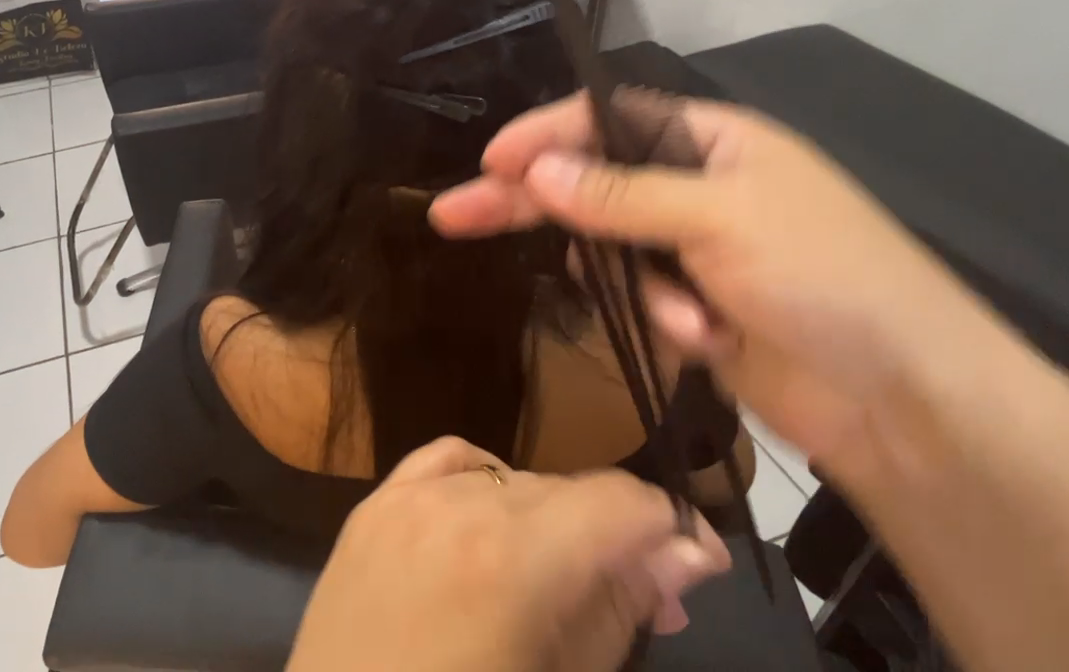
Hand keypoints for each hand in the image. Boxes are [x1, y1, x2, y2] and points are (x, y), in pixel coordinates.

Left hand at [287, 437, 728, 671]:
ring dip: (548, 518)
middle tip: (632, 596)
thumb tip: (688, 552)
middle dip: (612, 536)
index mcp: (515, 557)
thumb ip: (622, 606)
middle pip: (568, 491)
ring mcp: (408, 499)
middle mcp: (462, 506)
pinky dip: (480, 479)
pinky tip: (489, 519)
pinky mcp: (372, 506)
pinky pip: (445, 461)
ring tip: (552, 575)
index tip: (696, 567)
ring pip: (511, 479)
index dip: (672, 528)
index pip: (620, 501)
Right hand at [429, 92, 994, 482]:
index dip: (546, 136)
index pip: (607, 120)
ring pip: (611, 252)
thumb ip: (618, 194)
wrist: (905, 401)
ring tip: (687, 321)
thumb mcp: (719, 219)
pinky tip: (704, 340)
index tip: (491, 161)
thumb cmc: (825, 278)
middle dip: (529, 202)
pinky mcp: (694, 308)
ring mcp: (694, 251)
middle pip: (590, 183)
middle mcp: (697, 187)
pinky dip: (663, 321)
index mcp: (714, 142)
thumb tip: (534, 170)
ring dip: (636, 289)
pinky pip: (639, 301)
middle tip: (453, 214)